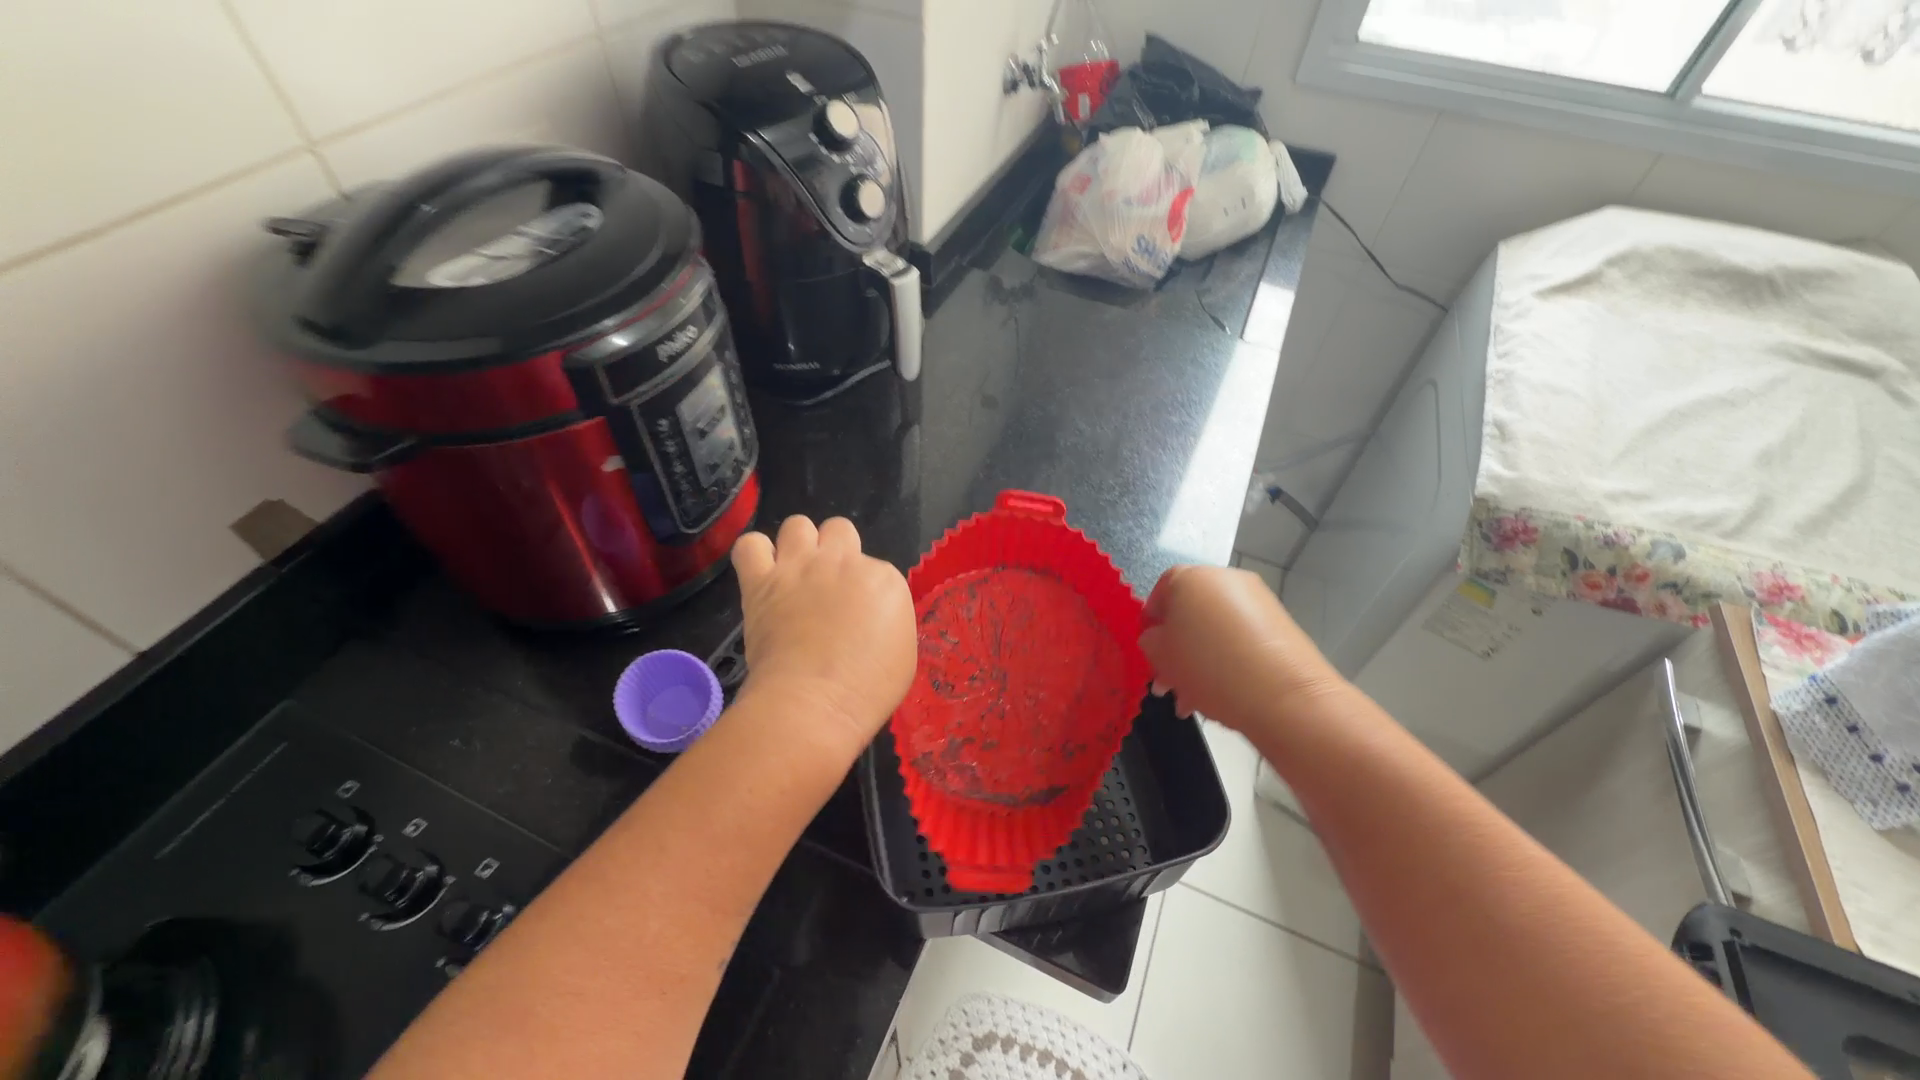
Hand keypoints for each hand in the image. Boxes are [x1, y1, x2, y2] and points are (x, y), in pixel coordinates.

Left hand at [732, 516, 916, 754]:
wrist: (813, 703)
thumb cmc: (867, 690)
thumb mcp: (902, 654)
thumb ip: (888, 621)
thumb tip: (869, 618)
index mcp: (884, 579)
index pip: (874, 569)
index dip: (863, 592)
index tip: (856, 619)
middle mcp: (844, 561)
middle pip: (839, 530)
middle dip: (833, 551)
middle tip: (826, 587)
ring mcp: (801, 566)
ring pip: (797, 524)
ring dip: (795, 546)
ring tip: (792, 576)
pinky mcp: (762, 580)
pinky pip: (749, 545)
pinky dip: (754, 556)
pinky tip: (760, 575)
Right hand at [1138, 565, 1345, 733]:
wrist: (1285, 694)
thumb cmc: (1209, 668)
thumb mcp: (1161, 657)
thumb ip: (1150, 641)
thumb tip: (1158, 638)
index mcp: (1189, 578)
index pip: (1158, 594)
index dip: (1149, 626)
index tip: (1148, 655)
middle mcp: (1224, 578)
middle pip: (1188, 612)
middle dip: (1175, 649)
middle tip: (1167, 684)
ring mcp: (1255, 598)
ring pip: (1214, 628)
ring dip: (1198, 659)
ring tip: (1190, 700)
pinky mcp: (1278, 622)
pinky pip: (1239, 636)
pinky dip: (1226, 658)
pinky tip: (1218, 693)